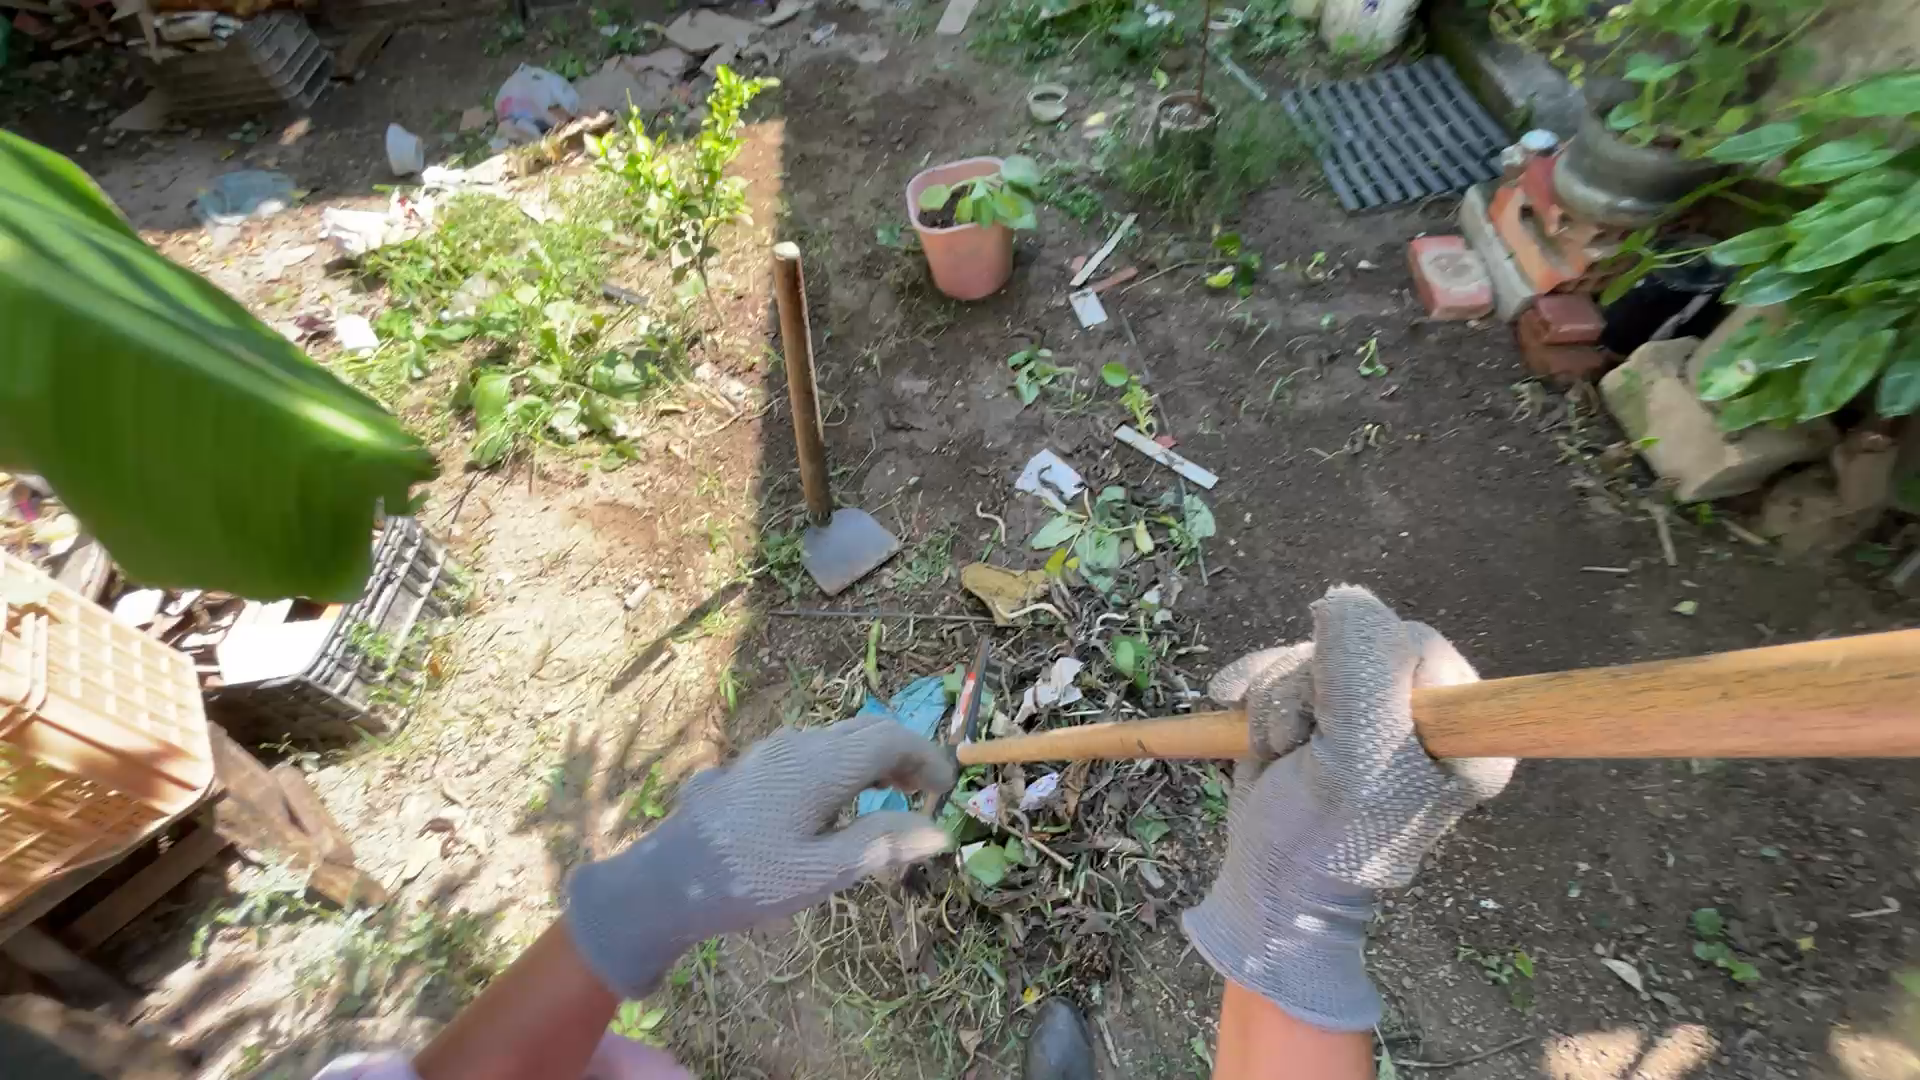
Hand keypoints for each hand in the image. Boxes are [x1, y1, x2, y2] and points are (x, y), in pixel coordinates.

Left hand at [564, 715, 955, 997]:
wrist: (662, 882)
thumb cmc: (745, 881)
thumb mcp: (818, 873)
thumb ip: (880, 844)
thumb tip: (939, 830)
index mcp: (821, 764)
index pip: (890, 739)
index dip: (926, 757)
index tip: (945, 788)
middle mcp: (801, 745)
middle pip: (868, 732)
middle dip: (904, 756)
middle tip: (924, 794)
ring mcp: (775, 751)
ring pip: (840, 738)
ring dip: (874, 759)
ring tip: (890, 796)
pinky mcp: (757, 764)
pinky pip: (816, 749)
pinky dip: (845, 764)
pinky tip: (836, 800)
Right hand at [1181, 585, 1514, 1031]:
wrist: (1270, 879)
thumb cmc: (1325, 837)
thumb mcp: (1355, 760)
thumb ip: (1362, 674)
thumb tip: (1343, 596)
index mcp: (1464, 731)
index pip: (1416, 646)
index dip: (1359, 669)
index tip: (1328, 722)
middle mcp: (1422, 714)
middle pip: (1352, 643)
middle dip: (1300, 685)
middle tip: (1291, 741)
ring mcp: (1367, 708)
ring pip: (1310, 651)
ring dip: (1273, 694)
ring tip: (1269, 746)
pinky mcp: (1318, 706)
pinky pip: (1280, 662)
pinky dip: (1251, 683)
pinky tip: (1229, 701)